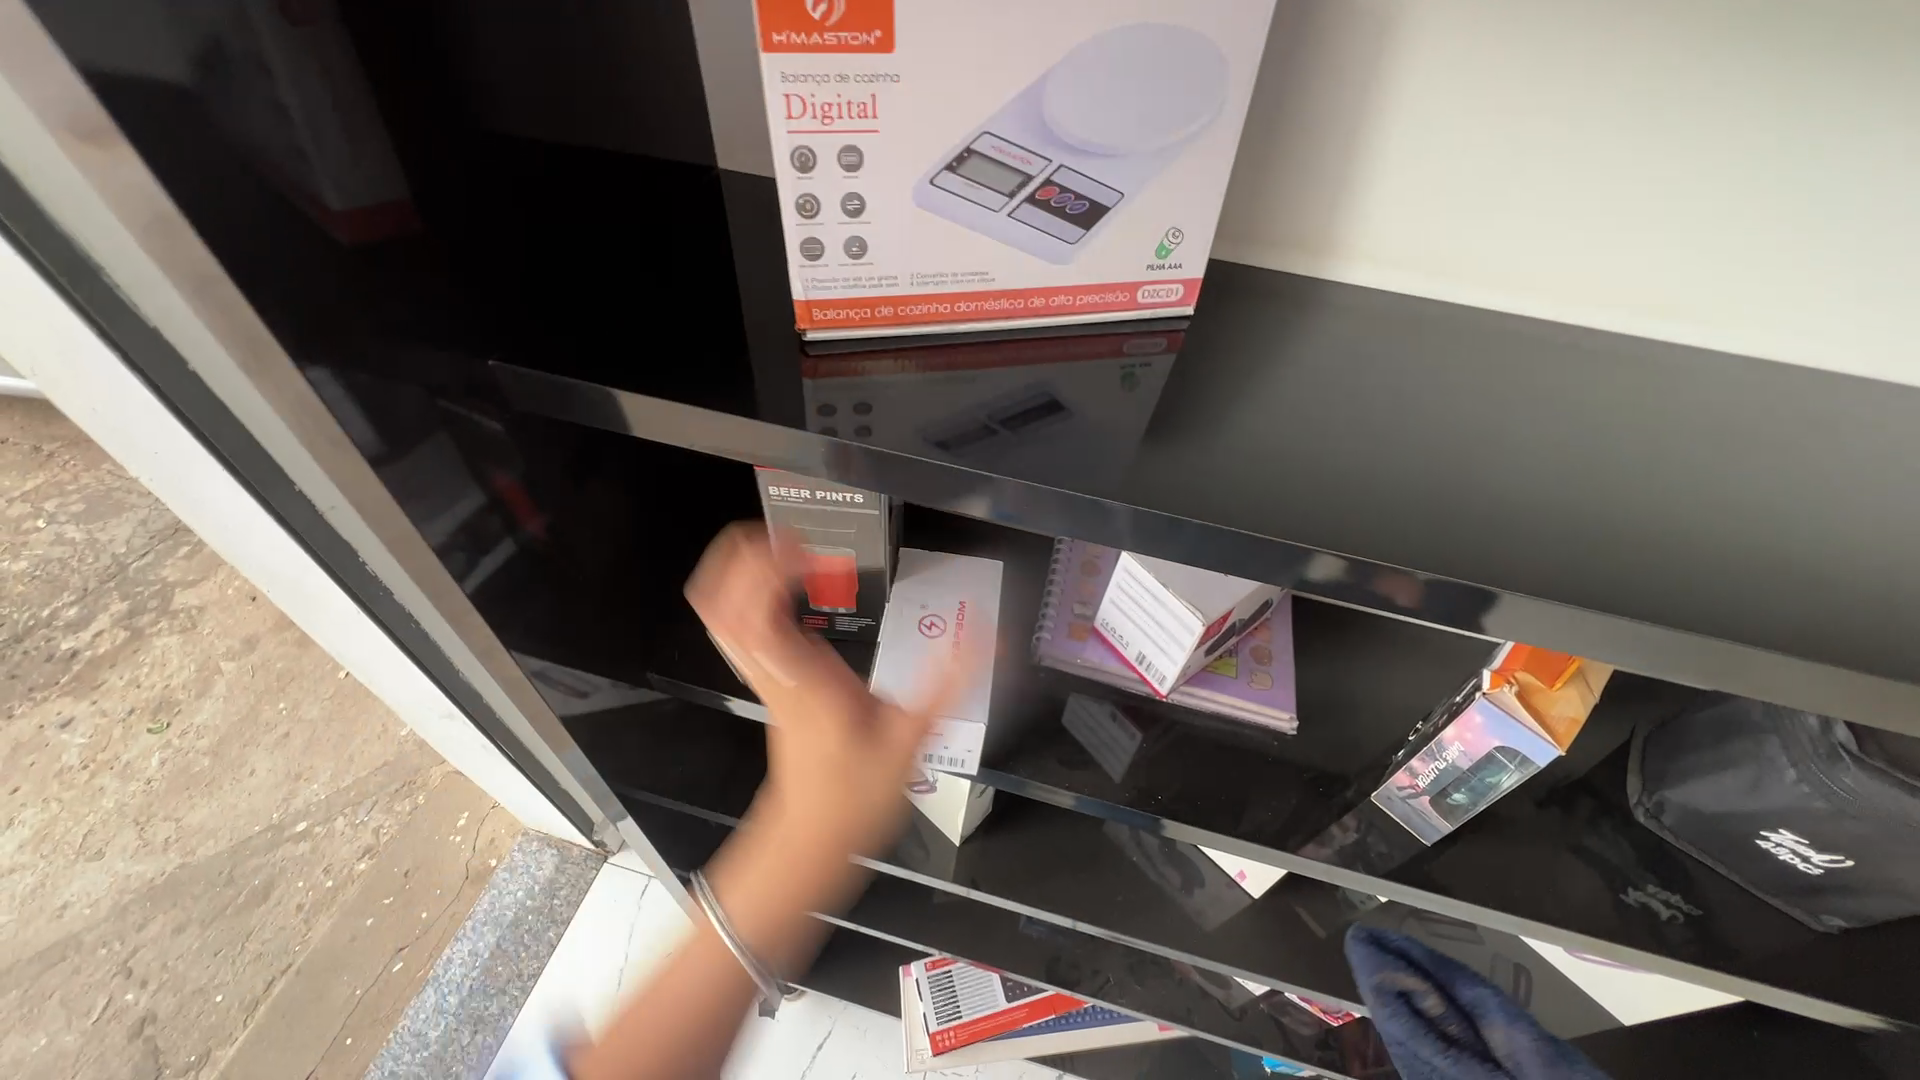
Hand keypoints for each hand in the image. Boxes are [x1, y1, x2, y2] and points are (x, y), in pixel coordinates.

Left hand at [685, 524, 962, 881]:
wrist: (812, 838)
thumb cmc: (852, 798)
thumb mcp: (911, 738)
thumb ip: (948, 681)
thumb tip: (984, 634)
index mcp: (801, 678)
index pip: (758, 609)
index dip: (772, 566)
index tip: (811, 551)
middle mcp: (772, 668)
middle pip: (721, 597)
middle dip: (745, 554)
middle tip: (792, 535)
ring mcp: (762, 672)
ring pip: (718, 608)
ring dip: (738, 568)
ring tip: (784, 548)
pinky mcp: (766, 677)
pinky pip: (735, 623)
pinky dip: (744, 591)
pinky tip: (783, 583)